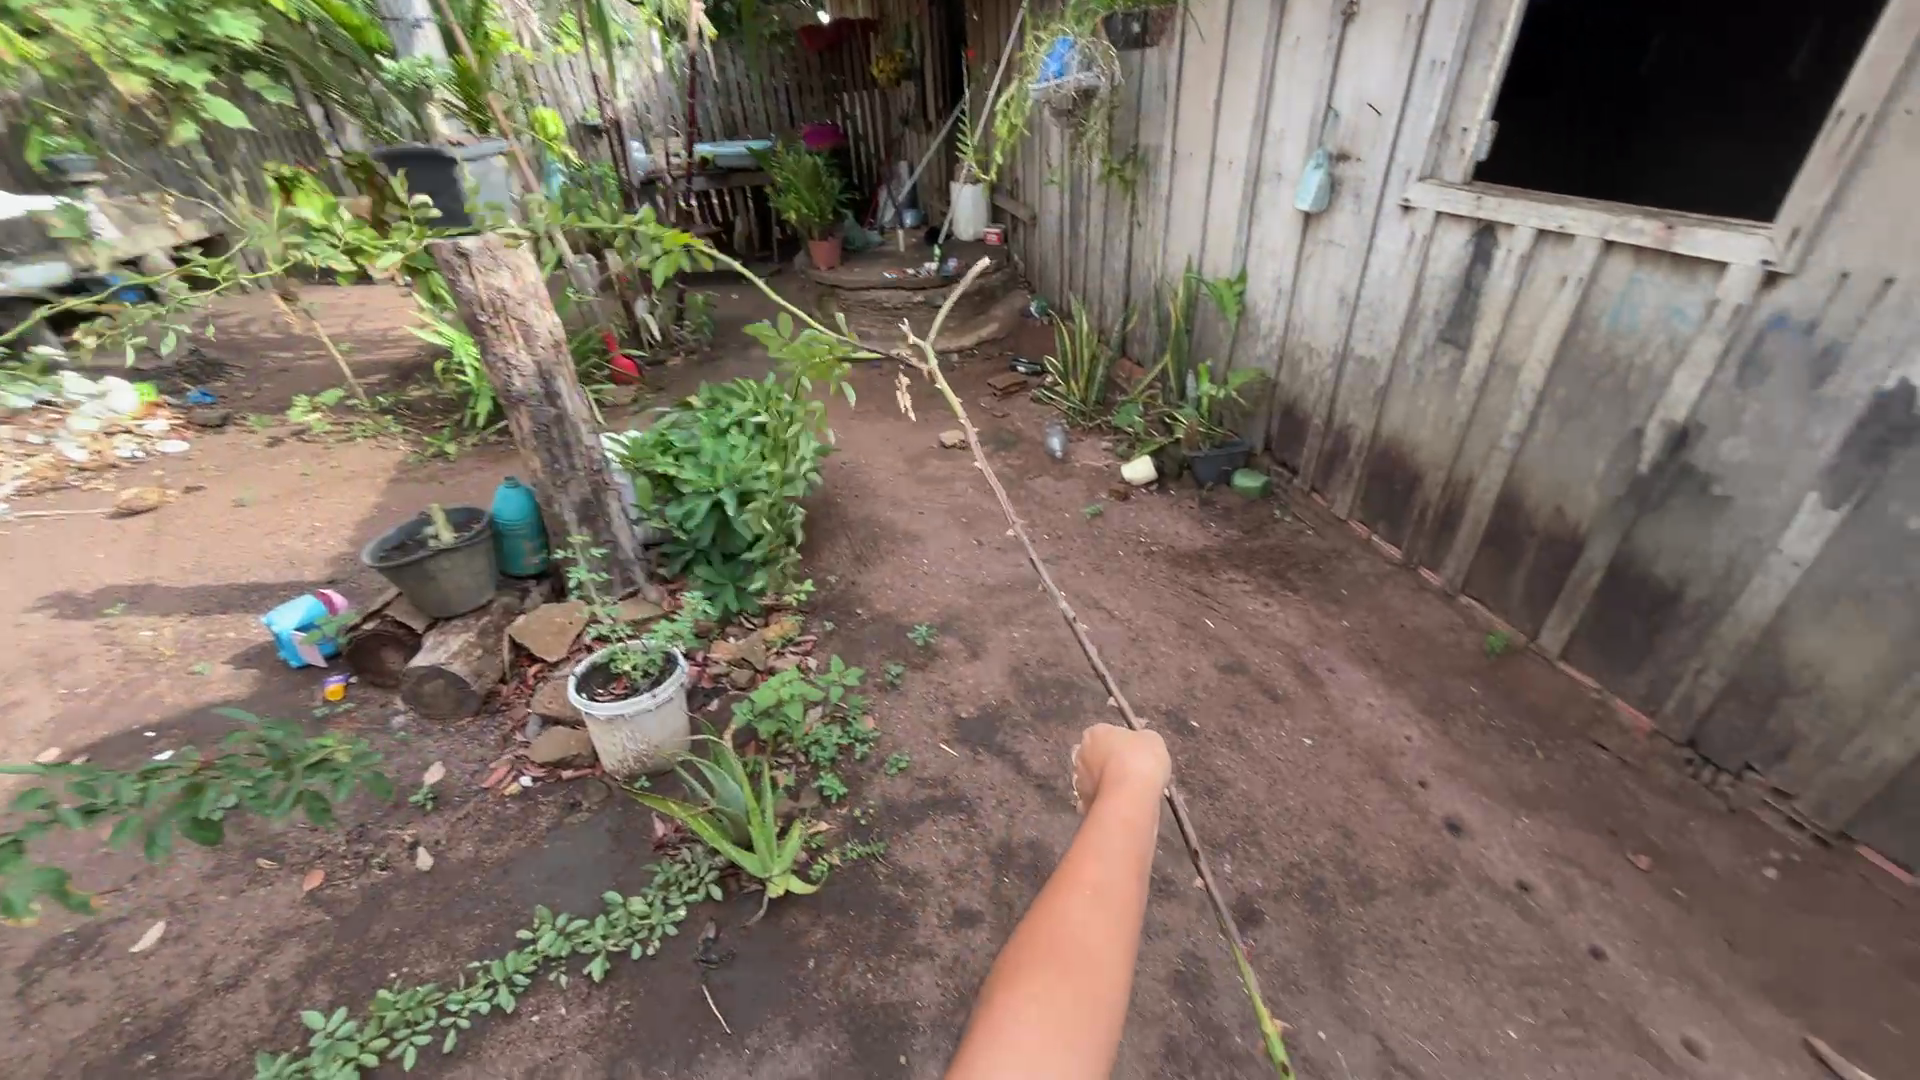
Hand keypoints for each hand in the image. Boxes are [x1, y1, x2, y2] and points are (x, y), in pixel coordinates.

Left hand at [1071, 724, 1169, 812]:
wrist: (1131, 797)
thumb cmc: (1141, 760)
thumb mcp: (1152, 740)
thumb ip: (1142, 740)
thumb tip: (1141, 744)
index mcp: (1094, 733)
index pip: (1105, 734)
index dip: (1121, 744)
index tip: (1135, 753)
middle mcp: (1082, 754)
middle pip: (1096, 756)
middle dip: (1110, 763)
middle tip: (1132, 772)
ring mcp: (1080, 780)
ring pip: (1094, 780)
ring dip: (1107, 784)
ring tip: (1130, 792)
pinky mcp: (1084, 803)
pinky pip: (1097, 800)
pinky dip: (1107, 802)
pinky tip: (1123, 806)